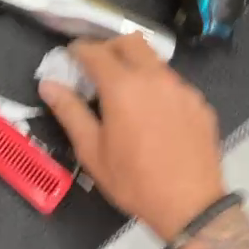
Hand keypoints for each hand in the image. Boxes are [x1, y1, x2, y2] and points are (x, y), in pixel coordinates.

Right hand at [39, 37, 226, 242]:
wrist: (191, 207)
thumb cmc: (134, 180)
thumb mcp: (92, 151)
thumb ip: (69, 112)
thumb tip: (48, 85)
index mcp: (122, 87)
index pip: (96, 51)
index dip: (79, 49)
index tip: (70, 55)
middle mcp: (154, 78)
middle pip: (130, 41)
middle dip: (109, 46)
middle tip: (97, 66)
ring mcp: (182, 89)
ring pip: (155, 60)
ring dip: (135, 65)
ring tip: (125, 91)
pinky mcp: (200, 103)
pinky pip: (173, 83)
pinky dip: (157, 86)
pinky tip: (153, 113)